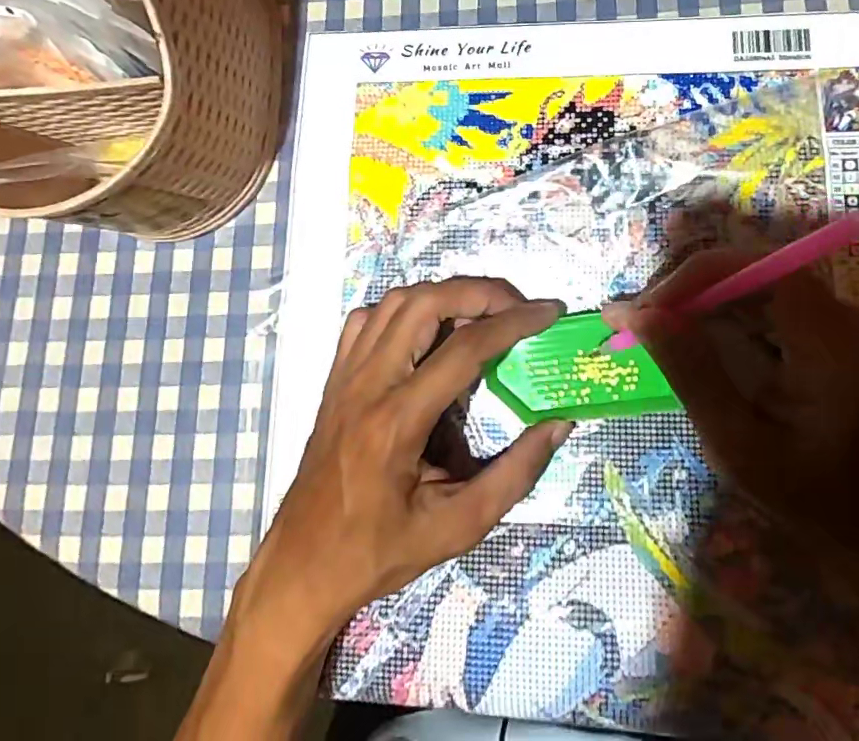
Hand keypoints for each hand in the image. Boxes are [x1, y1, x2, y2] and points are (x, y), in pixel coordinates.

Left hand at [234, 277, 573, 643]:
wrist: (301, 566)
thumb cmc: (378, 552)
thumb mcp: (458, 527)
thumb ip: (514, 475)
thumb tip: (558, 425)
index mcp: (397, 420)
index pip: (464, 348)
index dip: (514, 322)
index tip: (549, 312)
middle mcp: (367, 384)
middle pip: (425, 303)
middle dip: (480, 292)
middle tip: (518, 307)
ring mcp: (345, 375)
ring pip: (396, 301)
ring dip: (445, 294)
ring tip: (483, 313)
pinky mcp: (336, 378)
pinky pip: (369, 320)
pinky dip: (406, 309)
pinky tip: (429, 330)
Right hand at [604, 250, 858, 548]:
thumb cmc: (802, 493)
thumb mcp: (735, 445)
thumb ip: (691, 374)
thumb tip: (637, 313)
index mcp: (839, 354)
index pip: (765, 273)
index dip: (700, 277)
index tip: (646, 309)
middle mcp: (856, 322)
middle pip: (759, 272)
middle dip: (692, 289)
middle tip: (637, 317)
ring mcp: (853, 319)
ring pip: (761, 281)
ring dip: (704, 297)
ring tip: (654, 323)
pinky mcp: (841, 322)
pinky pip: (772, 296)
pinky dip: (726, 309)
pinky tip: (692, 330)